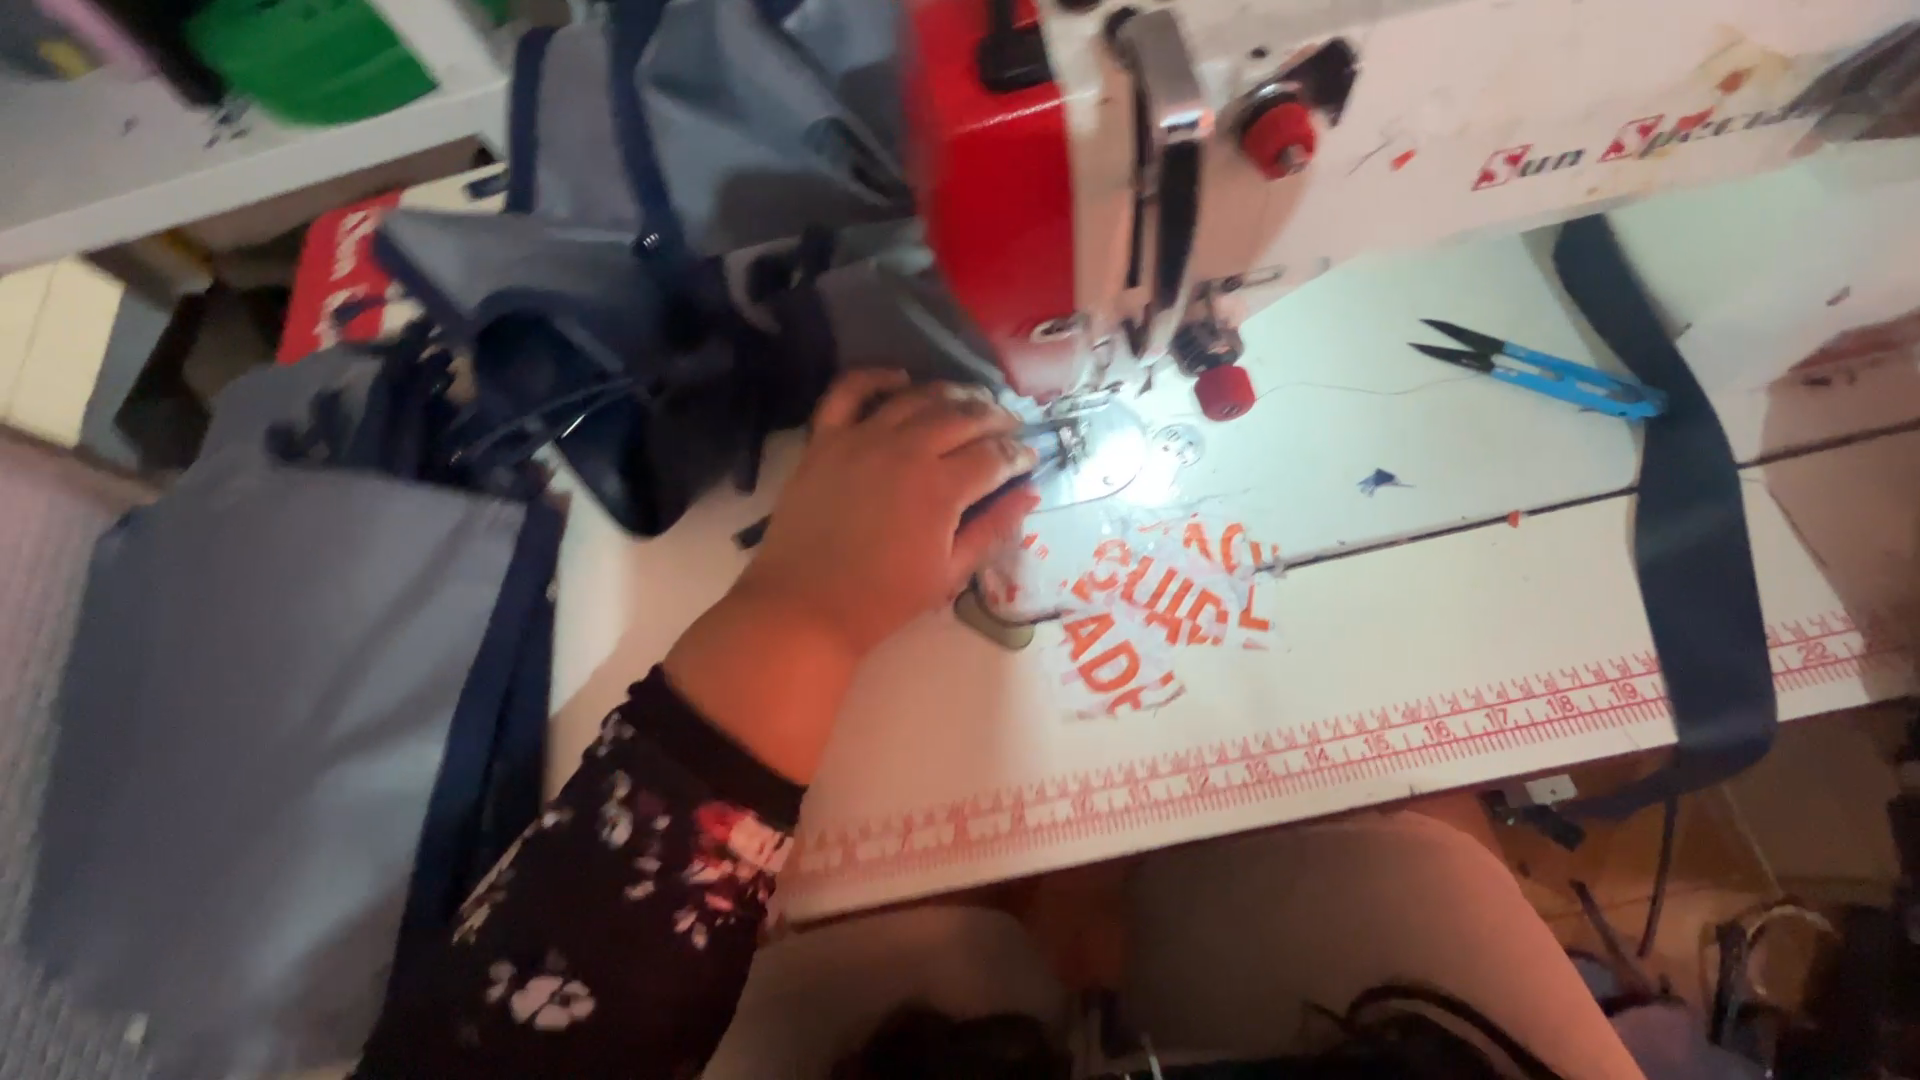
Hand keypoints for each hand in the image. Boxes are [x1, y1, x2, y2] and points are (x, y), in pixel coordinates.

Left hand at [663, 370, 1041, 782]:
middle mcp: (905, 450)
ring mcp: (861, 438)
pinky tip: (901, 378)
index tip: (1030, 457)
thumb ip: (993, 529)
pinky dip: (877, 377)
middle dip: (995, 417)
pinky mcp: (825, 439)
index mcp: (940, 488)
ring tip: (971, 400)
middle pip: (962, 417)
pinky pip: (850, 391)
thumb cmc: (883, 599)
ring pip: (916, 397)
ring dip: (951, 393)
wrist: (805, 605)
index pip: (994, 456)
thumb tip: (1028, 494)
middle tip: (1010, 423)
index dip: (1018, 454)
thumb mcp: (949, 573)